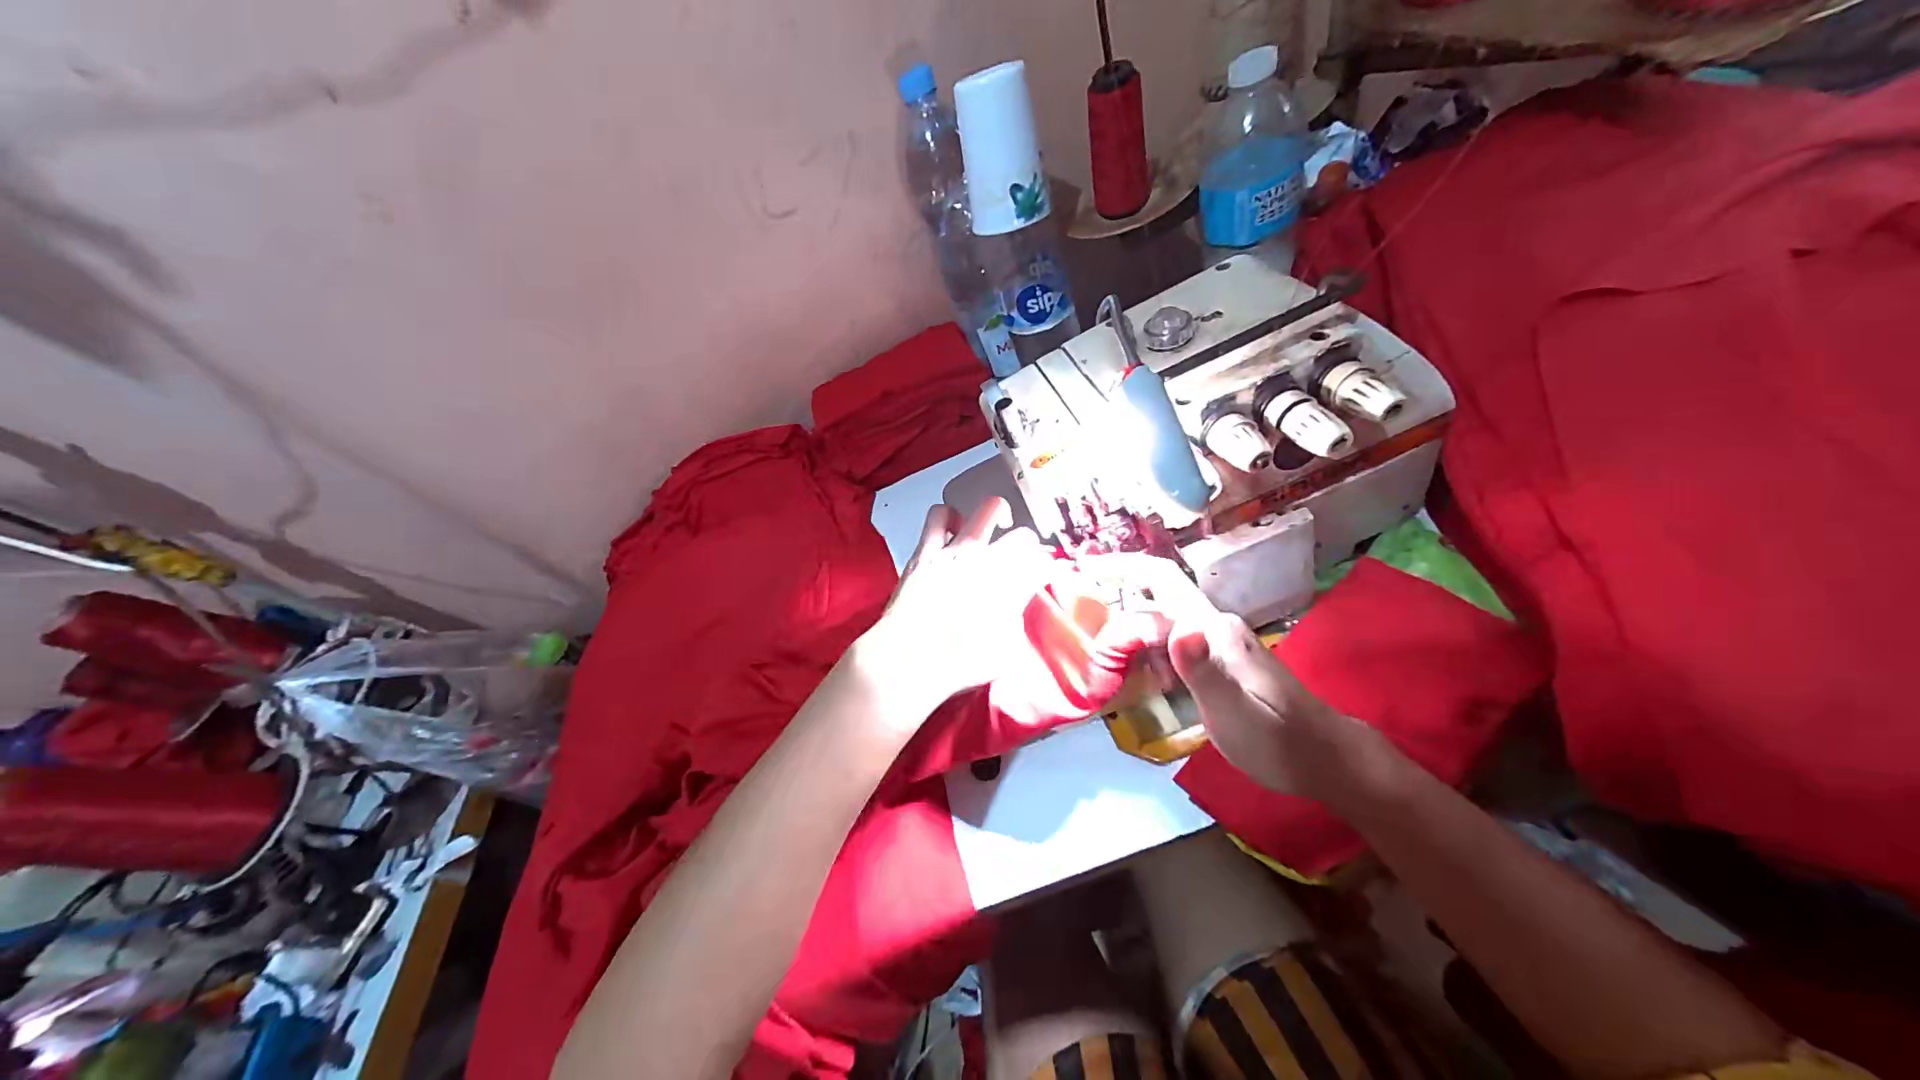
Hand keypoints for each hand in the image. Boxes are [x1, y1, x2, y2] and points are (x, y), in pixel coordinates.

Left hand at [857, 497, 1065, 719]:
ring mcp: (956, 551)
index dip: (1049, 569)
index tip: (1046, 574)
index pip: (1043, 565)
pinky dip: (948, 518)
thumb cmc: (958, 664)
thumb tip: (1013, 614)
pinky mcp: (926, 551)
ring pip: (985, 511)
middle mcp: (989, 562)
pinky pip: (939, 517)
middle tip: (1022, 551)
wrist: (909, 659)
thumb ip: (1015, 626)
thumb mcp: (1005, 654)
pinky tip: (949, 530)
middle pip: (1022, 535)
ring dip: (991, 518)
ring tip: (986, 530)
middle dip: (1028, 542)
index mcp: (1012, 587)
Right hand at [1086, 553, 1352, 797]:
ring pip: (1158, 623)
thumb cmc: (1278, 740)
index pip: (1161, 581)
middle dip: (1115, 611)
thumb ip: (1204, 670)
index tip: (1083, 568)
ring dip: (1127, 636)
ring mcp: (1214, 643)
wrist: (1324, 758)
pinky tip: (1133, 676)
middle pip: (1153, 601)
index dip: (1121, 568)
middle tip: (1085, 646)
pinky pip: (1168, 645)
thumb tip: (1178, 630)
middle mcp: (1212, 626)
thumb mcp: (1235, 712)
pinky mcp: (1215, 662)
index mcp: (1213, 629)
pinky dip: (1143, 653)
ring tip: (1100, 663)